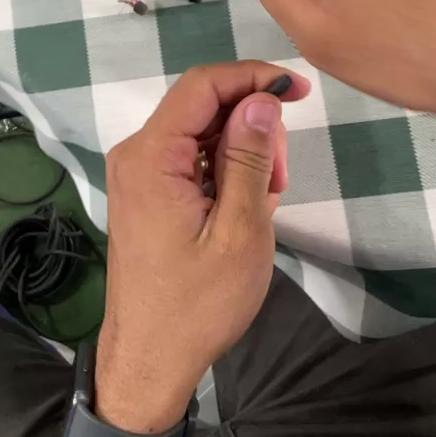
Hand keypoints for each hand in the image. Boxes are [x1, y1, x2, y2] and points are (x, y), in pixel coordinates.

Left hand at [97, 62, 308, 433]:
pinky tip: (243, 210)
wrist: (150, 359)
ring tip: (265, 204)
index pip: (202, 86)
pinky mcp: (145, 195)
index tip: (300, 92)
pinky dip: (223, 174)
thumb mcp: (240, 231)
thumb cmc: (197, 304)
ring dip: (241, 155)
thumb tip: (262, 100)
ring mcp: (137, 176)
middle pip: (202, 108)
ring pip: (200, 136)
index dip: (253, 77)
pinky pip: (190, 162)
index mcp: (150, 157)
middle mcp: (135, 155)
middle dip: (251, 128)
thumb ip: (250, 159)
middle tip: (280, 182)